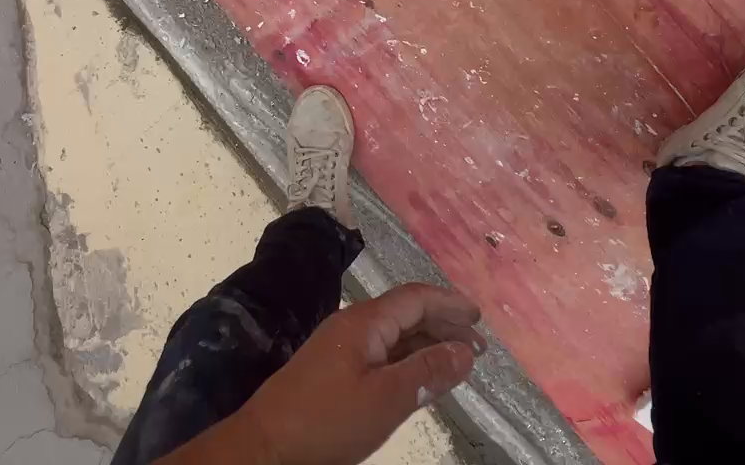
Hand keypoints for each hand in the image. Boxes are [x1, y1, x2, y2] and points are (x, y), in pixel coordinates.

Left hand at [164, 284, 484, 464]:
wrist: (265, 447)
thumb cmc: (327, 421)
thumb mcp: (385, 400)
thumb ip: (426, 371)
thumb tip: (466, 352)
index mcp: (365, 321)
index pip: (415, 298)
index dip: (449, 303)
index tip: (479, 317)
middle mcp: (354, 324)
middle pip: (406, 312)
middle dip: (443, 323)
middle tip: (478, 345)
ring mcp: (342, 346)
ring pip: (394, 333)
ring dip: (427, 342)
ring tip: (458, 360)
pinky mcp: (334, 369)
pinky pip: (381, 352)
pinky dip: (407, 357)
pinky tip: (420, 375)